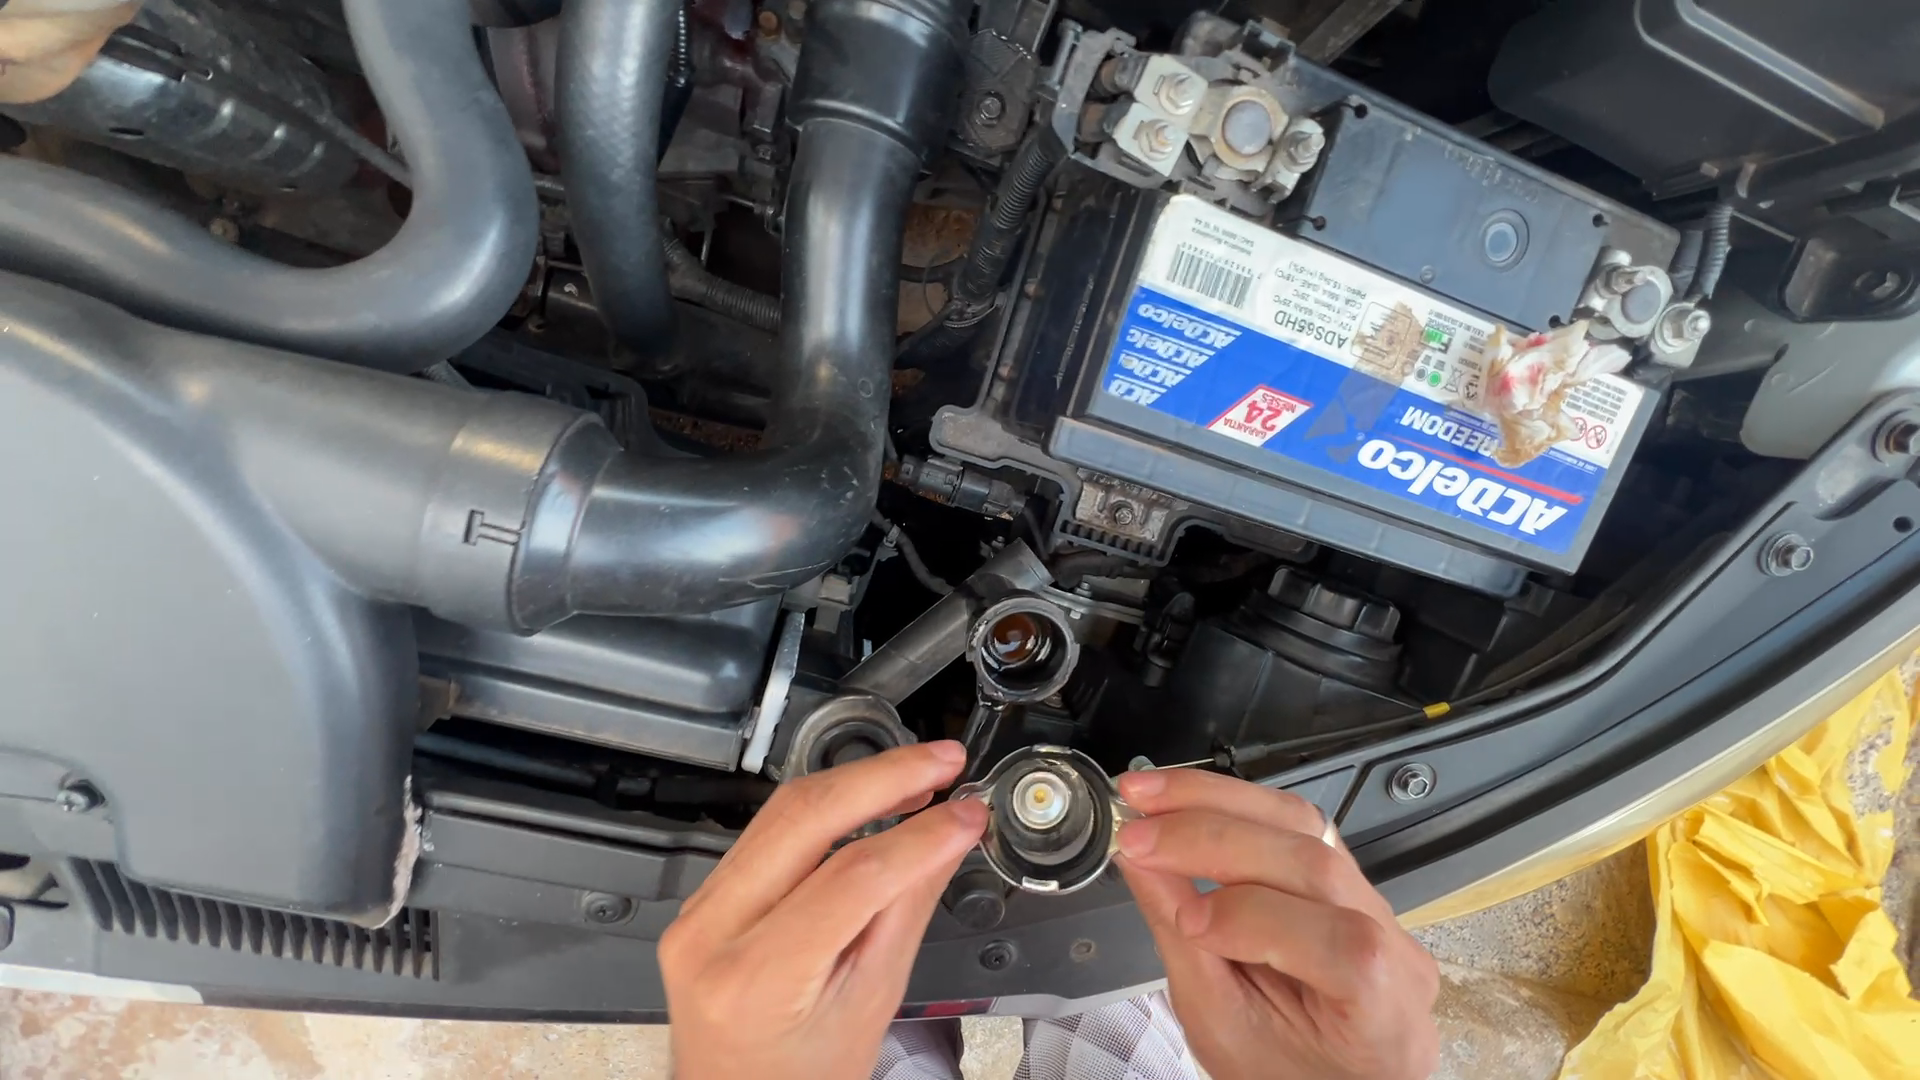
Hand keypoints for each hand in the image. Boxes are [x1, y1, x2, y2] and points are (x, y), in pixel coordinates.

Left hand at [660, 740, 987, 1079]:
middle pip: (808, 817)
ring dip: (862, 778)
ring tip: (921, 771)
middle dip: (887, 776)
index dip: (920, 836)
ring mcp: (702, 906)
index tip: (967, 812)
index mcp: (756, 980)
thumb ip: (909, 906)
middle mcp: (713, 931)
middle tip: (945, 760)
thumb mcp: (872, 1003)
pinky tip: (875, 793)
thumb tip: (950, 834)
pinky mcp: (708, 890)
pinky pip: (774, 824)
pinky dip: (833, 800)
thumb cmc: (806, 1077)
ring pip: (788, 808)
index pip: (852, 878)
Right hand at [1114, 768, 1438, 1079]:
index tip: (1183, 920)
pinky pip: (1288, 821)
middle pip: (1311, 861)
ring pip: (1299, 822)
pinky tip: (1181, 799)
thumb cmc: (1272, 1072)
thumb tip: (1136, 858)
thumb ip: (1179, 937)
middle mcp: (1396, 946)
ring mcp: (1372, 901)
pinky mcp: (1341, 868)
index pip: (1340, 945)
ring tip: (1147, 794)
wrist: (1313, 1077)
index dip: (1255, 919)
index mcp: (1384, 1012)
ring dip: (1211, 799)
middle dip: (1211, 835)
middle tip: (1136, 826)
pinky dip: (1226, 803)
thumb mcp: (1219, 1025)